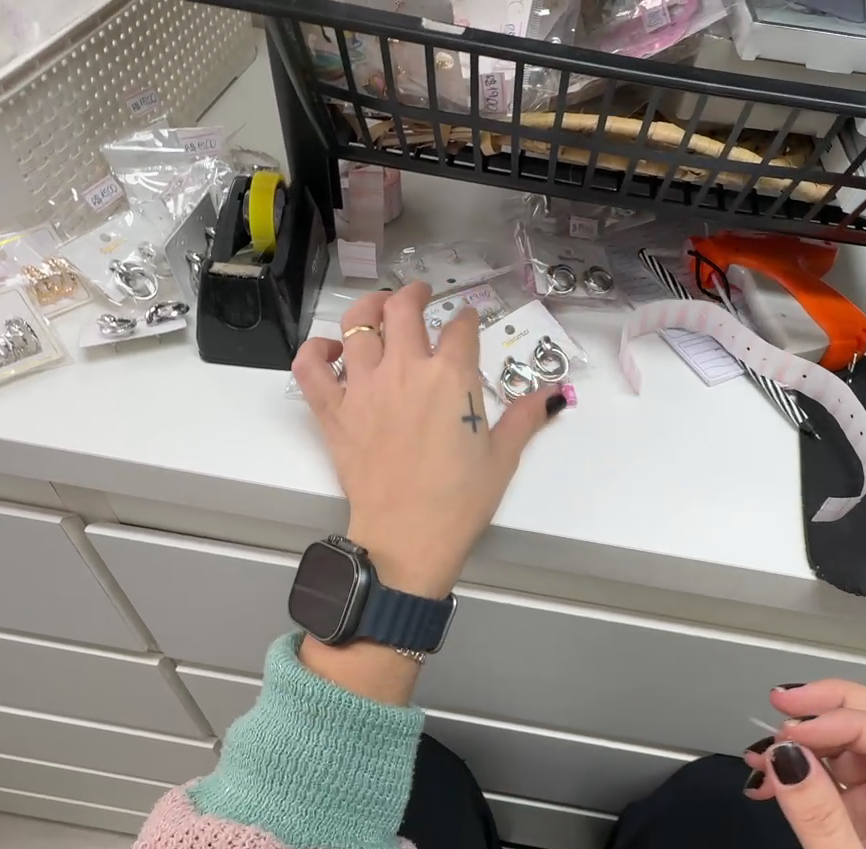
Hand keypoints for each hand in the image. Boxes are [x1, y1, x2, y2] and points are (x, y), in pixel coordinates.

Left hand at [293, 284, 555, 599]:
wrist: (409, 538)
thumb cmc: (461, 501)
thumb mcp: (502, 457)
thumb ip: (525, 418)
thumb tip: (555, 395)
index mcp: (451, 376)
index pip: (461, 328)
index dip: (467, 320)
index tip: (467, 323)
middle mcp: (405, 370)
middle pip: (403, 308)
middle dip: (414, 294)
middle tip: (419, 295)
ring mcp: (364, 388)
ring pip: (356, 323)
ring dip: (368, 309)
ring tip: (377, 310)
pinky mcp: (334, 412)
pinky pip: (310, 367)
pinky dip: (315, 351)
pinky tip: (330, 352)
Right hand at [745, 682, 865, 848]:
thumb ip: (819, 820)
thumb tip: (784, 752)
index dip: (848, 721)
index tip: (793, 729)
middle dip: (833, 705)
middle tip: (780, 702)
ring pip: (846, 747)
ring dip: (804, 737)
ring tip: (760, 747)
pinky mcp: (846, 827)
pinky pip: (820, 778)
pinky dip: (790, 768)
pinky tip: (761, 776)